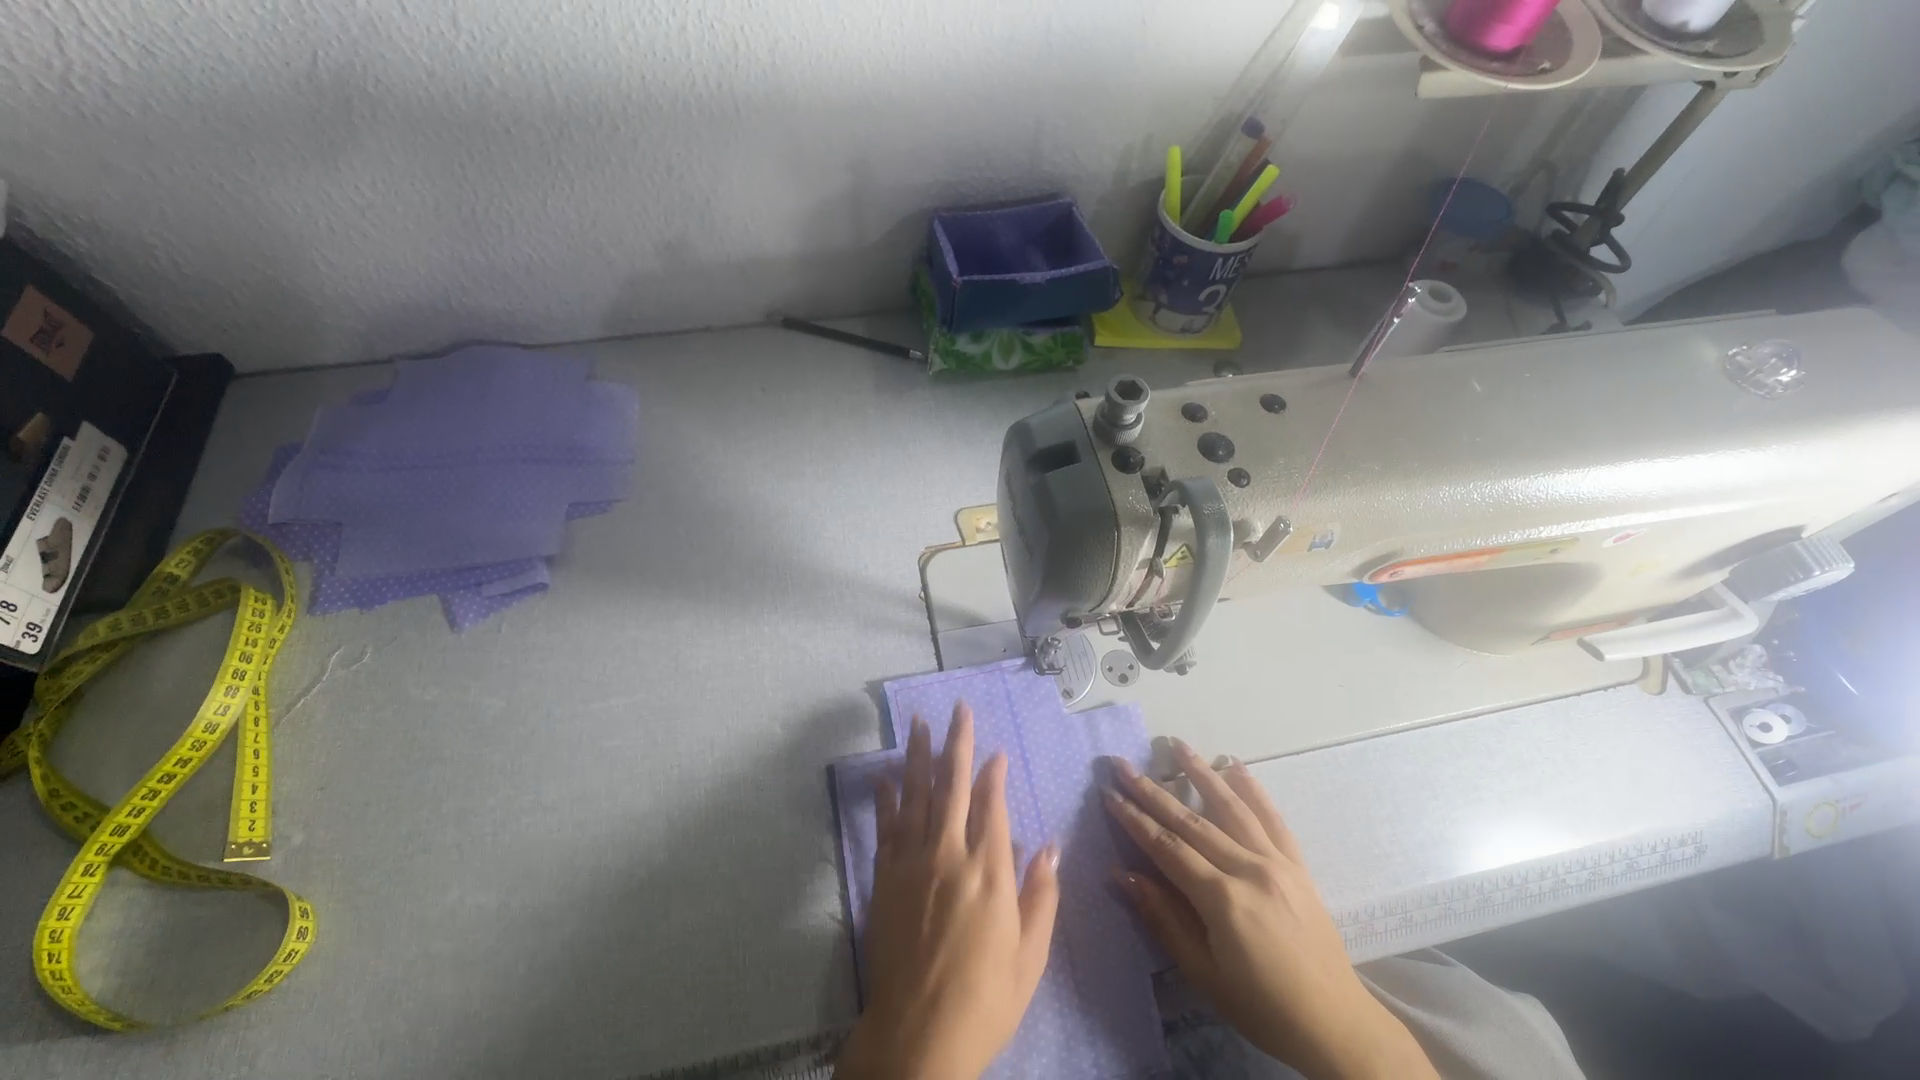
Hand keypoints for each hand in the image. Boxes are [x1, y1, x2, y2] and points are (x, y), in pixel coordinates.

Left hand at [837, 702, 1060, 1079]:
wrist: (917, 1033)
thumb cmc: (985, 999)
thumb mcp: (1030, 955)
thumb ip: (1041, 895)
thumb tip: (1048, 846)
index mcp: (991, 874)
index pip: (993, 807)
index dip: (994, 775)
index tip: (996, 752)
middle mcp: (950, 857)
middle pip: (953, 787)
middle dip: (957, 744)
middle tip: (957, 709)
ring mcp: (912, 865)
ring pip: (916, 796)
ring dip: (919, 756)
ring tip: (919, 723)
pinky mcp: (884, 880)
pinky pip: (886, 826)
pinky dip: (887, 797)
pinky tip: (887, 774)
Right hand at [1103, 741, 1437, 1079]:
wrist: (1333, 1023)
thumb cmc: (1260, 1006)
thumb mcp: (1202, 972)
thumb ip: (1162, 917)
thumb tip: (1121, 873)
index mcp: (1222, 899)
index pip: (1167, 847)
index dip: (1134, 819)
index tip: (1107, 794)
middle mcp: (1250, 870)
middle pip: (1192, 821)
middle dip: (1152, 791)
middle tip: (1122, 764)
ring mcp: (1278, 863)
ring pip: (1233, 808)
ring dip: (1201, 773)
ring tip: (1177, 745)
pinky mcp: (1298, 866)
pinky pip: (1272, 818)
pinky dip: (1253, 789)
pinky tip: (1236, 766)